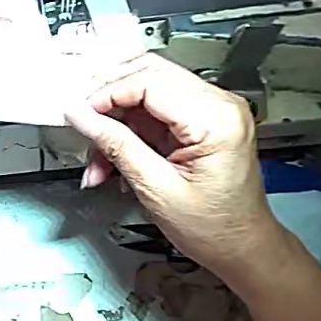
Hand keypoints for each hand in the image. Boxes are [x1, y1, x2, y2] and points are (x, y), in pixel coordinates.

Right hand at [64, 52, 283, 270]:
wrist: (239, 247)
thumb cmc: (215, 227)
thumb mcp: (155, 188)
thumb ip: (116, 145)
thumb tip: (83, 116)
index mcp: (217, 119)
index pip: (149, 81)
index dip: (107, 94)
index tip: (81, 114)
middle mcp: (219, 105)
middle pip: (148, 74)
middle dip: (108, 101)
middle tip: (84, 122)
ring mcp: (210, 111)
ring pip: (145, 93)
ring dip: (114, 123)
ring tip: (99, 160)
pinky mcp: (199, 122)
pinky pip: (153, 113)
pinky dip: (127, 133)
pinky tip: (113, 162)